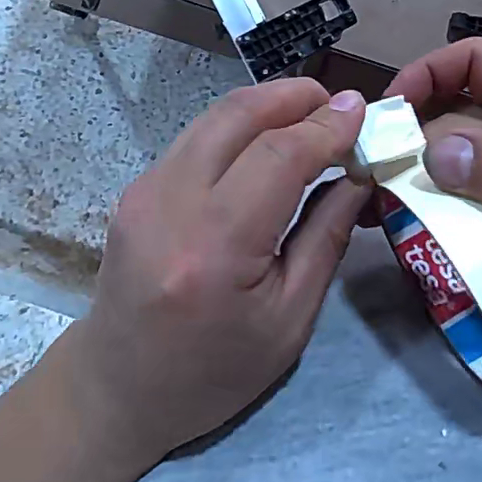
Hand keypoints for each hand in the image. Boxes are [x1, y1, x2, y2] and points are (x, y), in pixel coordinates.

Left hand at [64, 79, 370, 458]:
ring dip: (267, 105)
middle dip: (294, 96)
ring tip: (310, 115)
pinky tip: (267, 142)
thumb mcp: (289, 319)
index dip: (325, 126)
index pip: (278, 155)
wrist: (119, 385)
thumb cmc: (214, 371)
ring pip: (213, 118)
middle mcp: (170, 203)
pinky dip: (239, 127)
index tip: (362, 111)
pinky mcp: (136, 188)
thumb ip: (325, 237)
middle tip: (338, 103)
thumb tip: (356, 173)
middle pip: (238, 115)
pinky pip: (197, 138)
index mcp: (214, 248)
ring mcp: (144, 189)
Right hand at [385, 40, 481, 328]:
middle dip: (418, 138)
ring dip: (435, 177)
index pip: (476, 60)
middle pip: (462, 110)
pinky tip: (440, 232)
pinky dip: (460, 205)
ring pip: (472, 156)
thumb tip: (434, 153)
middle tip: (379, 183)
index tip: (386, 118)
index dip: (424, 76)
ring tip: (396, 214)